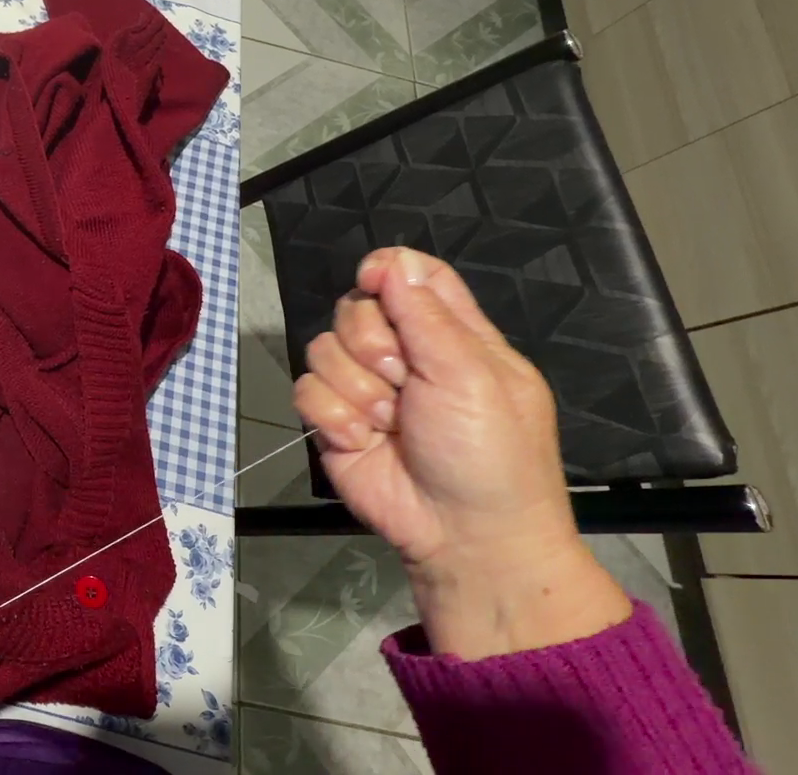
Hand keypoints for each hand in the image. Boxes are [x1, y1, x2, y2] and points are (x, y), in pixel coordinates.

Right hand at [292, 247, 628, 657]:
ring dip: (356, 389)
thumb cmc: (490, 453)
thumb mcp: (472, 377)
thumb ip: (428, 316)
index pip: (412, 276)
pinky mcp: (333, 419)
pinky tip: (362, 439)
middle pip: (354, 308)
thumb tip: (391, 262)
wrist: (462, 534)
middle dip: (370, 343)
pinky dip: (333, 416)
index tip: (374, 281)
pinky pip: (307, 391)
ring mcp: (363, 386)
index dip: (387, 270)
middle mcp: (402, 354)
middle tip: (402, 380)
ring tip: (389, 423)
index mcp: (451, 335)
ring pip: (323, 349)